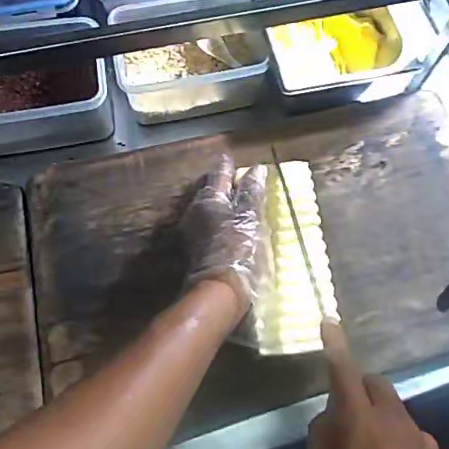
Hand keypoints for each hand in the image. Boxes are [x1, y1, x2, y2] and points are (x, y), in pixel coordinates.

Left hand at [180, 155, 266, 317]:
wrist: (219, 290)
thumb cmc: (237, 249)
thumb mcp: (249, 218)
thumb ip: (251, 193)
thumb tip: (256, 169)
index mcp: (208, 199)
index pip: (219, 175)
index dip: (227, 166)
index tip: (231, 158)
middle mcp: (194, 210)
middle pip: (209, 190)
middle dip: (221, 183)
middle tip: (235, 177)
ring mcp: (192, 231)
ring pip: (207, 208)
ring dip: (220, 202)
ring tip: (234, 200)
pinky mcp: (195, 248)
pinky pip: (208, 224)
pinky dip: (218, 218)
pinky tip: (228, 224)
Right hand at [309, 321, 448, 448]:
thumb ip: (323, 447)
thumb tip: (327, 421)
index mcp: (360, 423)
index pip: (344, 371)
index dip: (335, 346)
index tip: (329, 323)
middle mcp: (395, 422)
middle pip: (376, 385)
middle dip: (359, 388)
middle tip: (345, 416)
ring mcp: (424, 442)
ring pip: (398, 412)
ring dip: (381, 420)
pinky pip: (415, 439)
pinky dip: (402, 445)